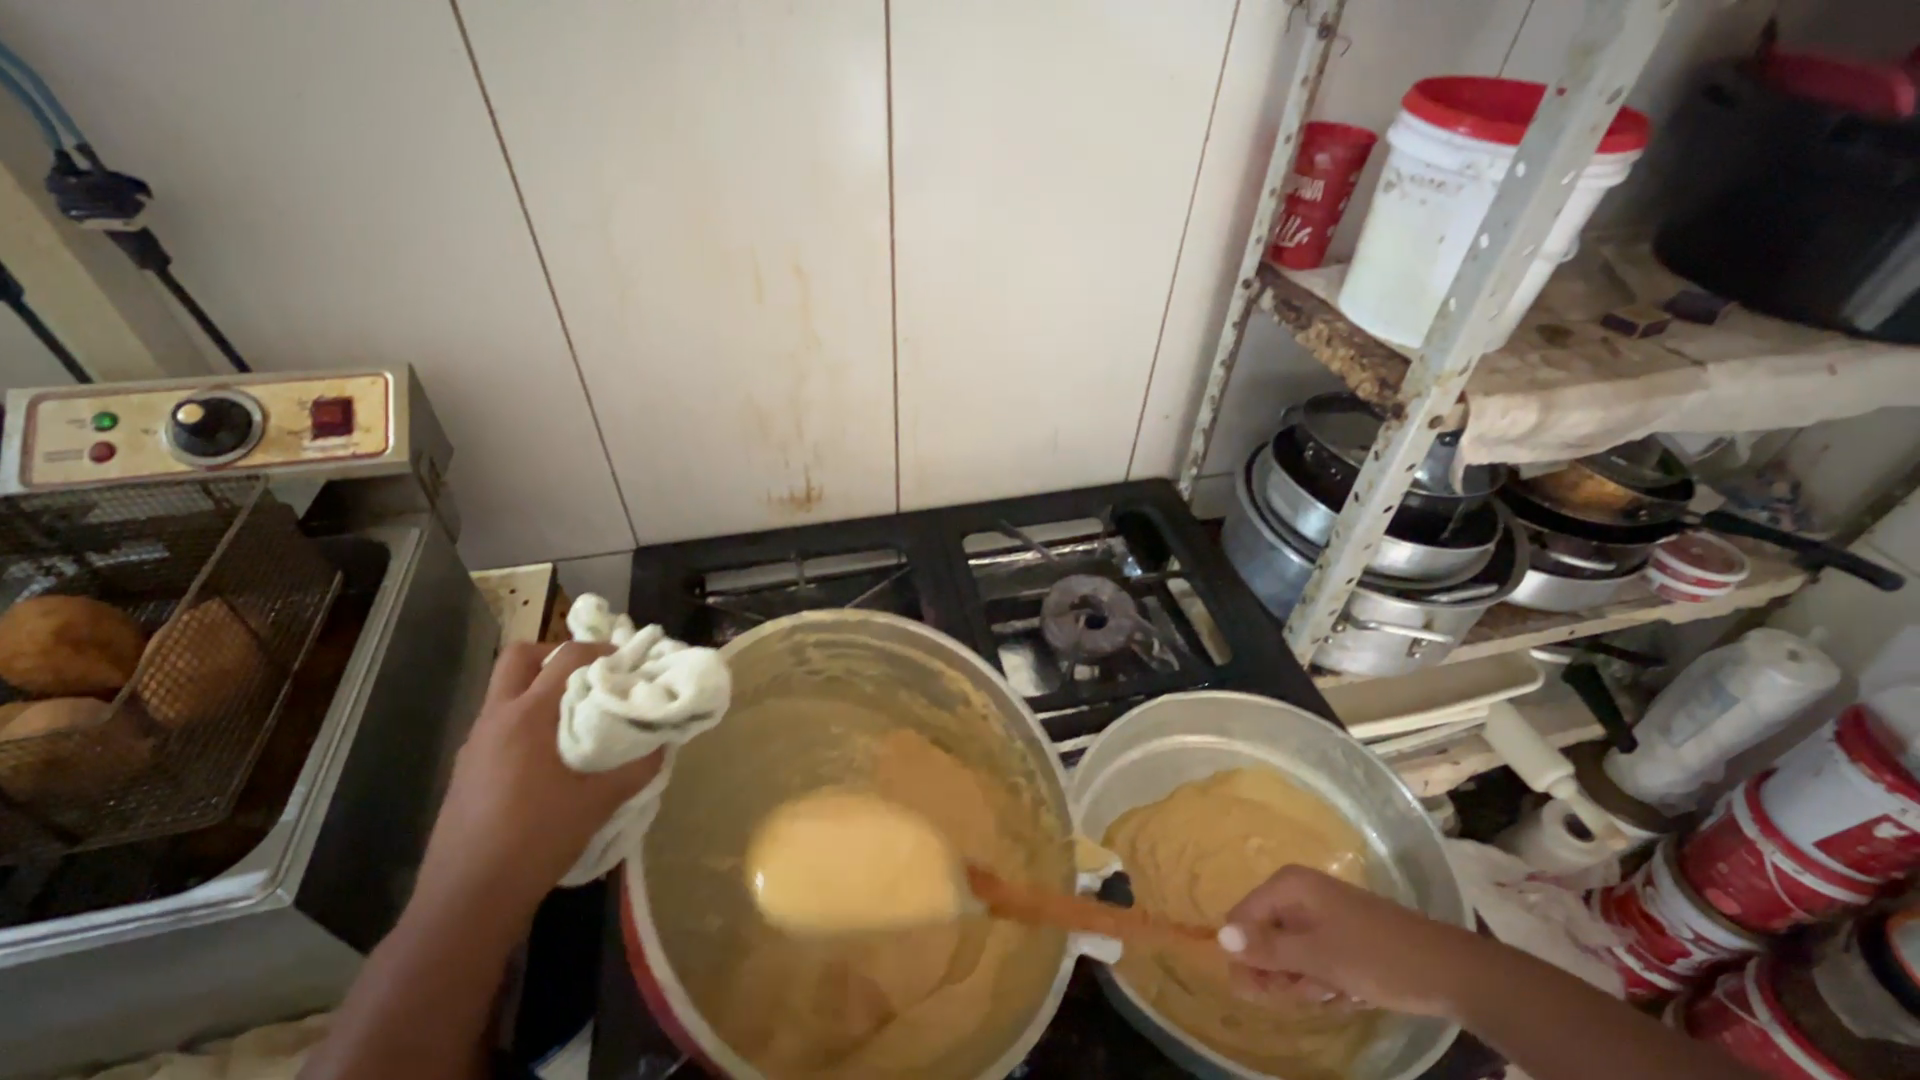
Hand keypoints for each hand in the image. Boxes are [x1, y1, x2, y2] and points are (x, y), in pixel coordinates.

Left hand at [414, 642, 664, 913]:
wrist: (469, 895)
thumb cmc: (537, 839)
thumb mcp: (598, 803)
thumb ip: (637, 768)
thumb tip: (663, 744)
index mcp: (528, 716)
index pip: (567, 657)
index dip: (601, 651)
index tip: (629, 663)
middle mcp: (496, 718)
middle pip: (520, 657)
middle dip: (556, 655)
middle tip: (590, 675)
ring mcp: (475, 743)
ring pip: (504, 690)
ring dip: (539, 687)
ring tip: (576, 715)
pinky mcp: (467, 769)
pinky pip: (499, 723)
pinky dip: (526, 719)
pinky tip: (550, 756)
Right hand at [1220, 865, 1489, 1018]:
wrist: (1450, 972)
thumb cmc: (1377, 957)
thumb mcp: (1316, 957)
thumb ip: (1265, 948)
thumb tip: (1219, 936)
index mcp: (1288, 885)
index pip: (1240, 919)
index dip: (1247, 956)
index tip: (1268, 990)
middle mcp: (1299, 892)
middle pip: (1262, 937)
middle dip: (1280, 973)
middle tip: (1307, 992)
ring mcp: (1321, 914)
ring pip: (1287, 954)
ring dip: (1304, 981)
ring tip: (1334, 992)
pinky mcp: (1340, 935)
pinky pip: (1312, 959)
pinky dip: (1323, 980)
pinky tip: (1346, 992)